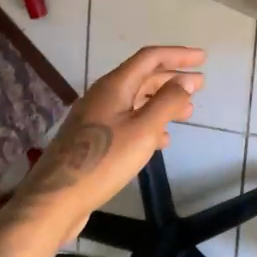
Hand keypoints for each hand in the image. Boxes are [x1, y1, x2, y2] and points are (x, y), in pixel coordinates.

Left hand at [15, 46, 205, 219]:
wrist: (54, 201)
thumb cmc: (103, 161)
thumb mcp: (143, 129)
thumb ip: (167, 101)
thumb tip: (185, 80)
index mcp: (114, 86)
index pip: (150, 58)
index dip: (178, 55)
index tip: (202, 58)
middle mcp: (102, 96)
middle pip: (142, 78)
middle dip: (172, 79)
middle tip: (200, 84)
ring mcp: (94, 119)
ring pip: (135, 101)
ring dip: (162, 102)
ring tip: (187, 112)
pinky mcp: (91, 141)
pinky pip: (126, 121)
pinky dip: (148, 123)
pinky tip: (161, 139)